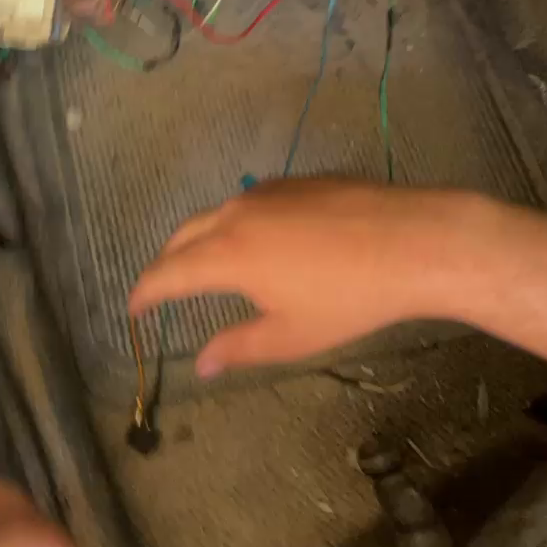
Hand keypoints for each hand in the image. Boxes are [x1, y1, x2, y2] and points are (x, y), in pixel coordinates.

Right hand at [128, 179, 482, 376]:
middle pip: (183, 237)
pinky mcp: (294, 182)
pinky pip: (246, 203)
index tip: (133, 310)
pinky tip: (255, 241)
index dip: (145, 293)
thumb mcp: (292, 335)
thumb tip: (200, 364)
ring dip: (197, 241)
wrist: (414, 240)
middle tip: (160, 290)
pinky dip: (231, 224)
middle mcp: (235, 214)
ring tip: (202, 265)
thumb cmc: (350, 297)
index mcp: (227, 254)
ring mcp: (266, 192)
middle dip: (165, 264)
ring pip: (214, 215)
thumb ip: (238, 347)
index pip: (167, 273)